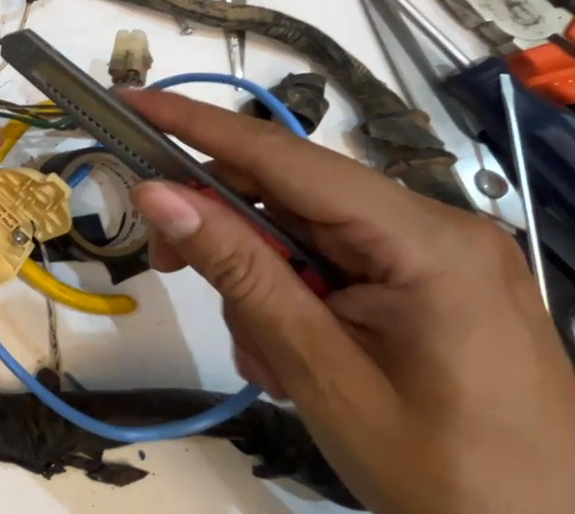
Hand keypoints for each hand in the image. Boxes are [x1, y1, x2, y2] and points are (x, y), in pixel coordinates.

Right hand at [124, 88, 574, 513]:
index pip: (284, 156)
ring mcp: (440, 259)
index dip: (196, 123)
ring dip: (258, 280)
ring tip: (265, 358)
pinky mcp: (435, 287)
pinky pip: (333, 264)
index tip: (129, 99)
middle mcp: (436, 230)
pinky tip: (293, 357)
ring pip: (302, 233)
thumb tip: (155, 191)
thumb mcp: (318, 368)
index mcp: (424, 240)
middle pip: (288, 195)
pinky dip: (293, 298)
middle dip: (223, 230)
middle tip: (165, 268)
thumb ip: (237, 269)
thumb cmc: (445, 475)